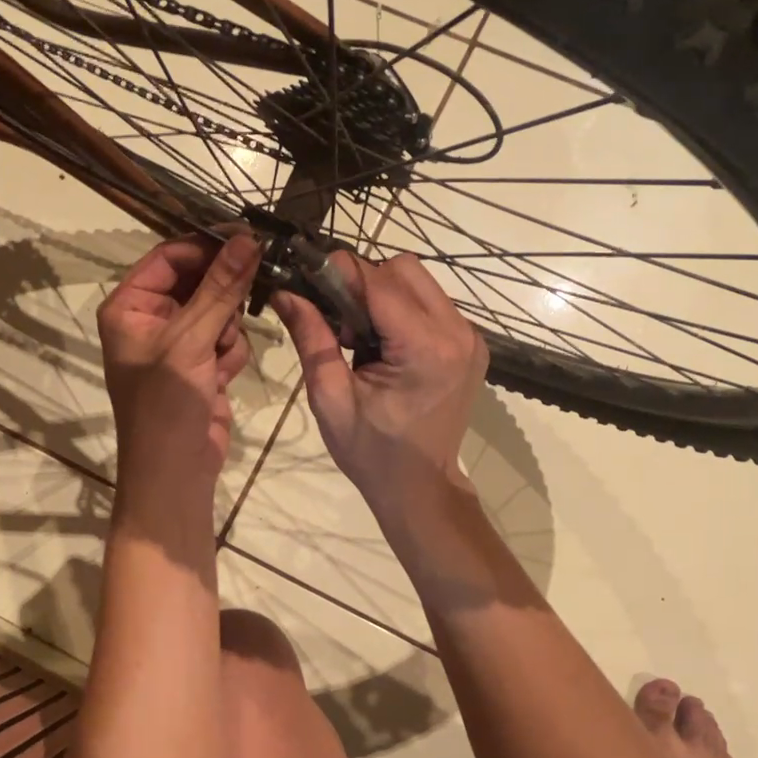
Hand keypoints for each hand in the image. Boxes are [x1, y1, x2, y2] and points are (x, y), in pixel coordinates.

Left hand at [98, 233, 259, 479]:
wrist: (176, 471)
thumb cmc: (166, 403)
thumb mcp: (190, 339)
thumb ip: (221, 288)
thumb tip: (249, 239)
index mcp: (128, 307)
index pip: (169, 257)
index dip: (207, 247)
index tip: (248, 240)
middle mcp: (150, 320)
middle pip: (198, 281)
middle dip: (222, 296)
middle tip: (246, 294)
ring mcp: (177, 344)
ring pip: (219, 309)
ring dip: (227, 329)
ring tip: (219, 356)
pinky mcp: (201, 365)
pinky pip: (226, 338)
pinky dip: (230, 354)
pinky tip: (221, 377)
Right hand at [272, 253, 487, 505]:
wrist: (420, 488)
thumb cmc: (370, 452)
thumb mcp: (331, 398)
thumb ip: (312, 339)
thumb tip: (285, 293)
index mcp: (425, 348)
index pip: (378, 280)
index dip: (339, 274)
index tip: (309, 287)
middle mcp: (457, 333)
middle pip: (403, 269)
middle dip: (363, 283)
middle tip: (339, 325)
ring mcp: (471, 337)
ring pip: (420, 282)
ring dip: (383, 296)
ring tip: (361, 340)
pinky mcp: (472, 345)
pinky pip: (432, 305)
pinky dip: (403, 312)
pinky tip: (385, 348)